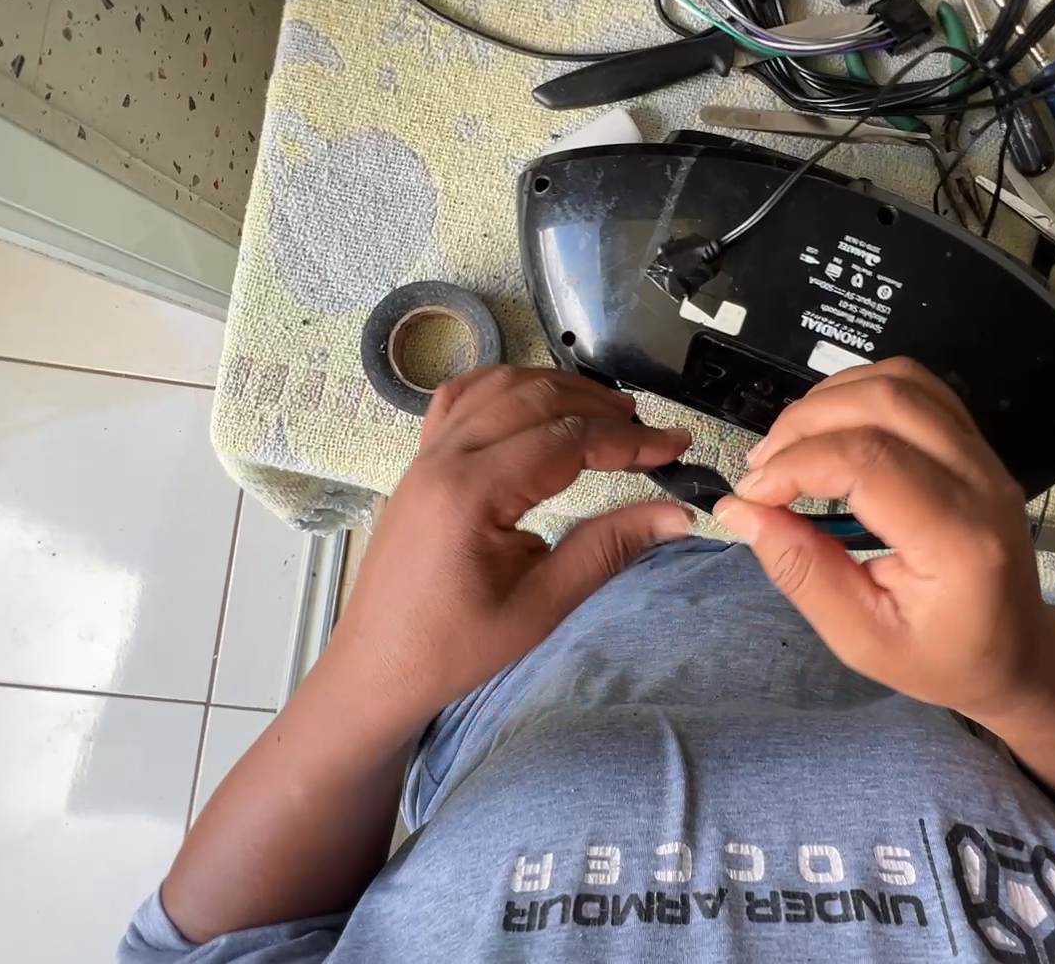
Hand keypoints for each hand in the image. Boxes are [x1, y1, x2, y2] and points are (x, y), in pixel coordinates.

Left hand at [332, 367, 694, 725]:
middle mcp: (445, 457)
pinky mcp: (420, 460)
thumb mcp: (541, 606)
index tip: (676, 446)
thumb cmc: (455, 648)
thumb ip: (609, 548)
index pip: (567, 440)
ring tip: (606, 411)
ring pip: (500, 387)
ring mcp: (426, 453)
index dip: (629, 440)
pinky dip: (507, 387)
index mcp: (472, 493)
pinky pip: (462, 398)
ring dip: (558, 389)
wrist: (376, 669)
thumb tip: (678, 515)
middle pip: (536, 400)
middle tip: (648, 431)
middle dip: (600, 407)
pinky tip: (534, 401)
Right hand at [714, 358, 1054, 717]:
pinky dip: (857, 392)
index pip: (867, 462)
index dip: (795, 466)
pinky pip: (915, 385)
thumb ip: (800, 570)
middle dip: (803, 425)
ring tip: (788, 446)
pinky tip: (828, 427)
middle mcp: (981, 481)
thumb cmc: (940, 659)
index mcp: (958, 540)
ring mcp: (983, 453)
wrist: (1017, 652)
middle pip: (884, 403)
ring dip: (827, 401)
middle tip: (762, 468)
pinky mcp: (974, 441)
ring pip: (899, 381)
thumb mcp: (860, 639)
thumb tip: (738, 510)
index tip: (752, 496)